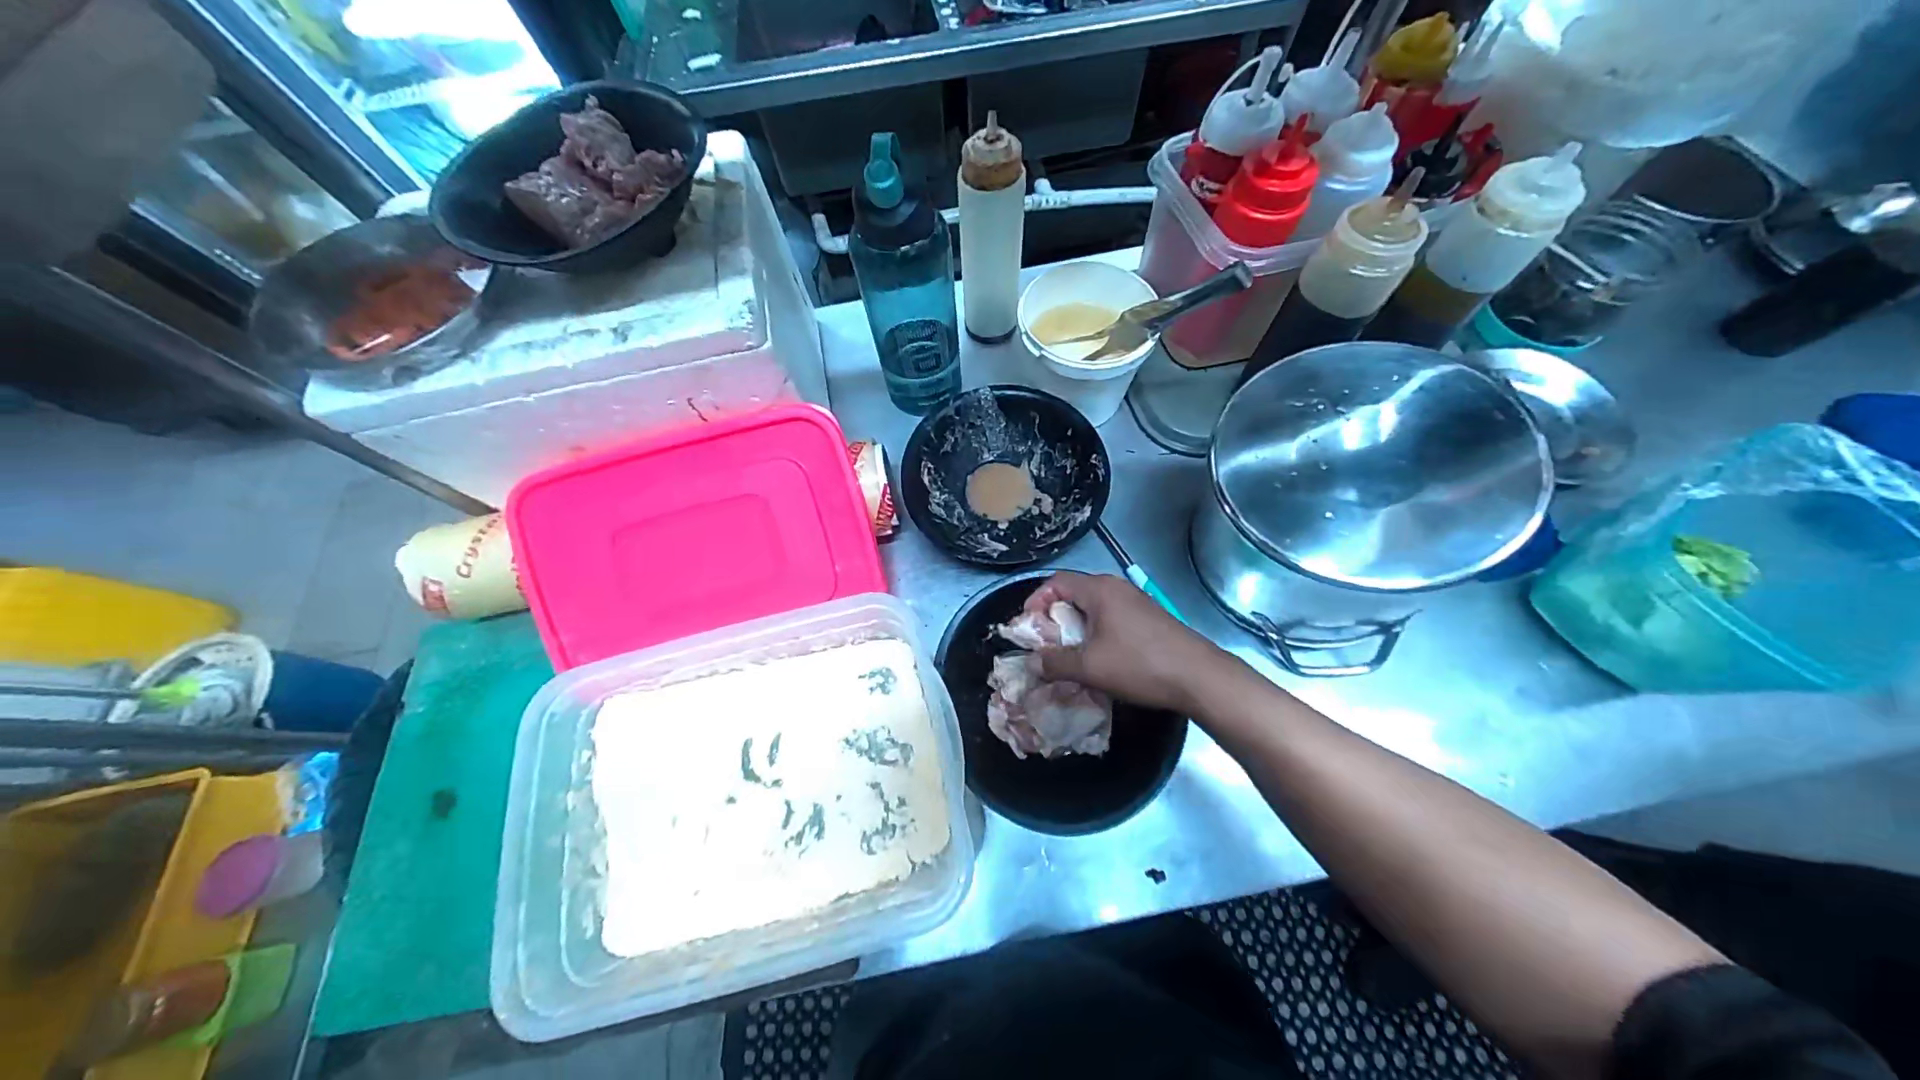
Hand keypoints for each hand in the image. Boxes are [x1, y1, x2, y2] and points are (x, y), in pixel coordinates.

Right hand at [1023, 571, 1241, 714]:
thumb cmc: (1140, 665)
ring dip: (1077, 627)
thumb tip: (1033, 662)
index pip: (1056, 581)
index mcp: (1100, 590)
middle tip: (1045, 643)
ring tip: (1069, 653)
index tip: (1027, 627)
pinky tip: (1100, 658)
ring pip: (1095, 607)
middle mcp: (1117, 588)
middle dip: (1055, 616)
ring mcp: (1137, 602)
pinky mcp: (1150, 618)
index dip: (1036, 601)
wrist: (1199, 677)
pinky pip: (1112, 617)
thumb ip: (1055, 662)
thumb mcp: (1090, 667)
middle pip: (1075, 592)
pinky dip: (1097, 632)